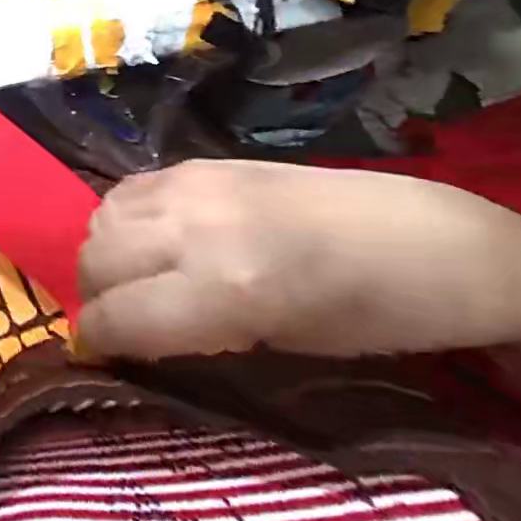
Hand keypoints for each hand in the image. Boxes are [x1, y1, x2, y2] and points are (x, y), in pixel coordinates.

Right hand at [76, 160, 520, 360]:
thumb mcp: (284, 347)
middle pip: (95, 261)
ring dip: (102, 255)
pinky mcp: (191, 164)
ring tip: (127, 277)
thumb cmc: (375, 317)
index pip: (119, 316)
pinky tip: (142, 237)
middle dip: (92, 297)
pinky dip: (116, 220)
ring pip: (98, 222)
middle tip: (112, 319)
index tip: (93, 355)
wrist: (429, 238)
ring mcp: (188, 186)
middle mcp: (192, 229)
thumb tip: (125, 339)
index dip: (96, 341)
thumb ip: (195, 334)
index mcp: (226, 288)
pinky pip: (121, 193)